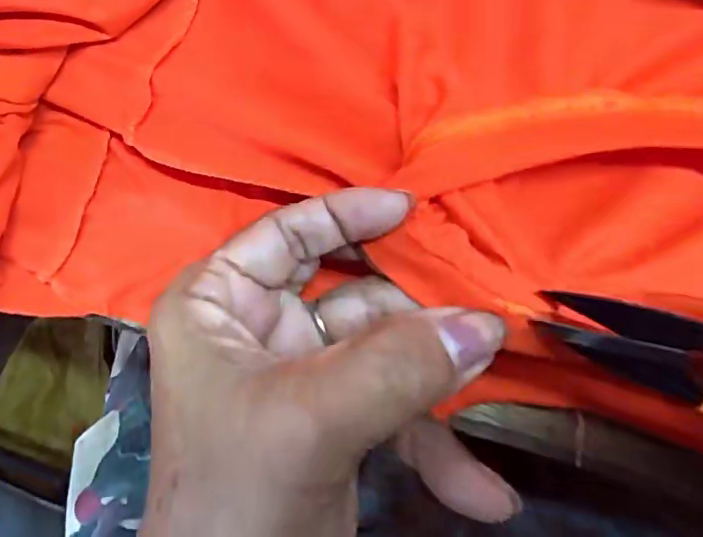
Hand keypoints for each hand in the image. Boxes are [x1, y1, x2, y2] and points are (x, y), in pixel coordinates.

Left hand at [141, 189, 518, 536]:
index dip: (345, 214)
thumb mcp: (311, 419)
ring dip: (431, 377)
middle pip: (345, 289)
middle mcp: (252, 327)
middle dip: (407, 308)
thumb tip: (481, 322)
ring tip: (485, 383)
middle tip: (464, 299)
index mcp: (217, 301)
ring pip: (376, 350)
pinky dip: (430, 444)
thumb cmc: (237, 495)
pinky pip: (385, 410)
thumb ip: (396, 366)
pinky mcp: (326, 426)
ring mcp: (293, 376)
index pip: (285, 232)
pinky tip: (481, 493)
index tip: (408, 206)